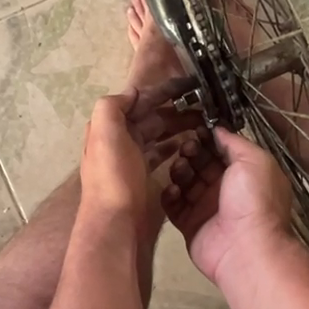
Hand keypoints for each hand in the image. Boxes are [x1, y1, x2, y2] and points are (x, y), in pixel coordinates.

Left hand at [78, 88, 196, 249]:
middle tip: (203, 106)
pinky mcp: (141, 176)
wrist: (114, 223)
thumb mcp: (105, 133)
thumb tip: (133, 92)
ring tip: (201, 123)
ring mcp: (130, 159)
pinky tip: (186, 145)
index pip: (138, 101)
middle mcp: (118, 140)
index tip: (188, 85)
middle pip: (149, 117)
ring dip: (177, 126)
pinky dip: (172, 146)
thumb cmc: (112, 176)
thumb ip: (113, 106)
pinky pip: (159, 153)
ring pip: (156, 134)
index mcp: (109, 127)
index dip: (161, 91)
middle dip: (174, 108)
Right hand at [161, 127, 296, 284]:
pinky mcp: (189, 224)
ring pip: (185, 182)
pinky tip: (172, 189)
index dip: (207, 138)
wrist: (247, 248)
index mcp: (243, 172)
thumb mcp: (254, 160)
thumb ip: (234, 142)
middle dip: (191, 152)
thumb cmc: (254, 199)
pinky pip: (173, 205)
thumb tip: (218, 129)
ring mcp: (205, 207)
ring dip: (179, 171)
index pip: (220, 150)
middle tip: (185, 149)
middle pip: (200, 163)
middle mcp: (224, 188)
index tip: (195, 130)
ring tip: (180, 169)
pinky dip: (170, 195)